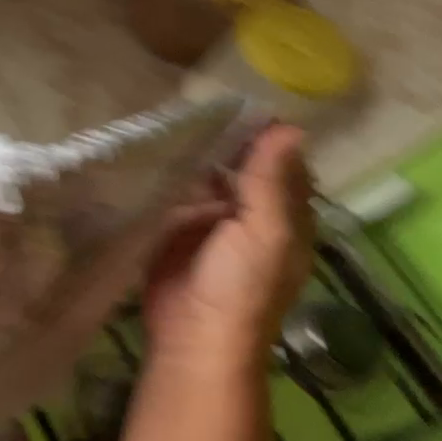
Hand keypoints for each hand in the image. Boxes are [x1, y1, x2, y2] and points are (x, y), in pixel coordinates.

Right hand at [143, 125, 314, 363]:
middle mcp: (250, 215)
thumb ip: (270, 181)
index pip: (281, 164)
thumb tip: (289, 127)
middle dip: (224, 143)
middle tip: (195, 107)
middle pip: (241, 168)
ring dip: (192, 160)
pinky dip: (166, 181)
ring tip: (170, 125)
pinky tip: (152, 159)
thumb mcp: (264, 231)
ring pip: (205, 181)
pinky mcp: (173, 234)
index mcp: (285, 215)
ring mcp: (209, 225)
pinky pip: (173, 199)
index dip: (266, 136)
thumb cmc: (239, 287)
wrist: (192, 336)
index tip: (239, 104)